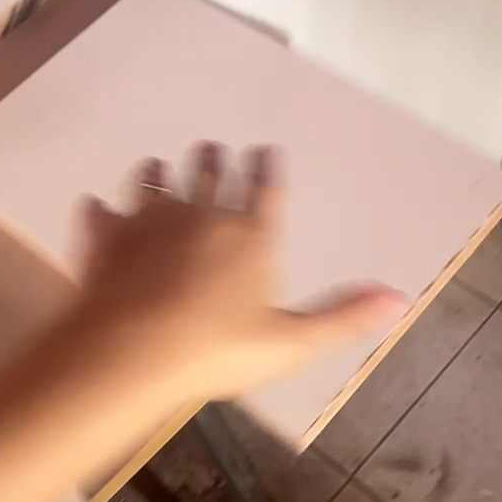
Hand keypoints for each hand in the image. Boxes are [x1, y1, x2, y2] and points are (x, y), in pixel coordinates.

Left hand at [64, 143, 404, 403]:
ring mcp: (148, 220)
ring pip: (154, 178)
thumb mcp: (292, 342)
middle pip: (209, 169)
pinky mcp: (106, 236)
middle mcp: (202, 213)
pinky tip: (98, 210)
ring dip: (158, 173)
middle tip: (212, 149)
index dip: (266, 166)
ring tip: (158, 169)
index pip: (265, 186)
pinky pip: (100, 211)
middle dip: (212, 158)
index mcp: (251, 234)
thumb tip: (403, 299)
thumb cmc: (219, 350)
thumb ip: (343, 316)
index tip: (263, 151)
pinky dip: (101, 210)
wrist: (133, 352)